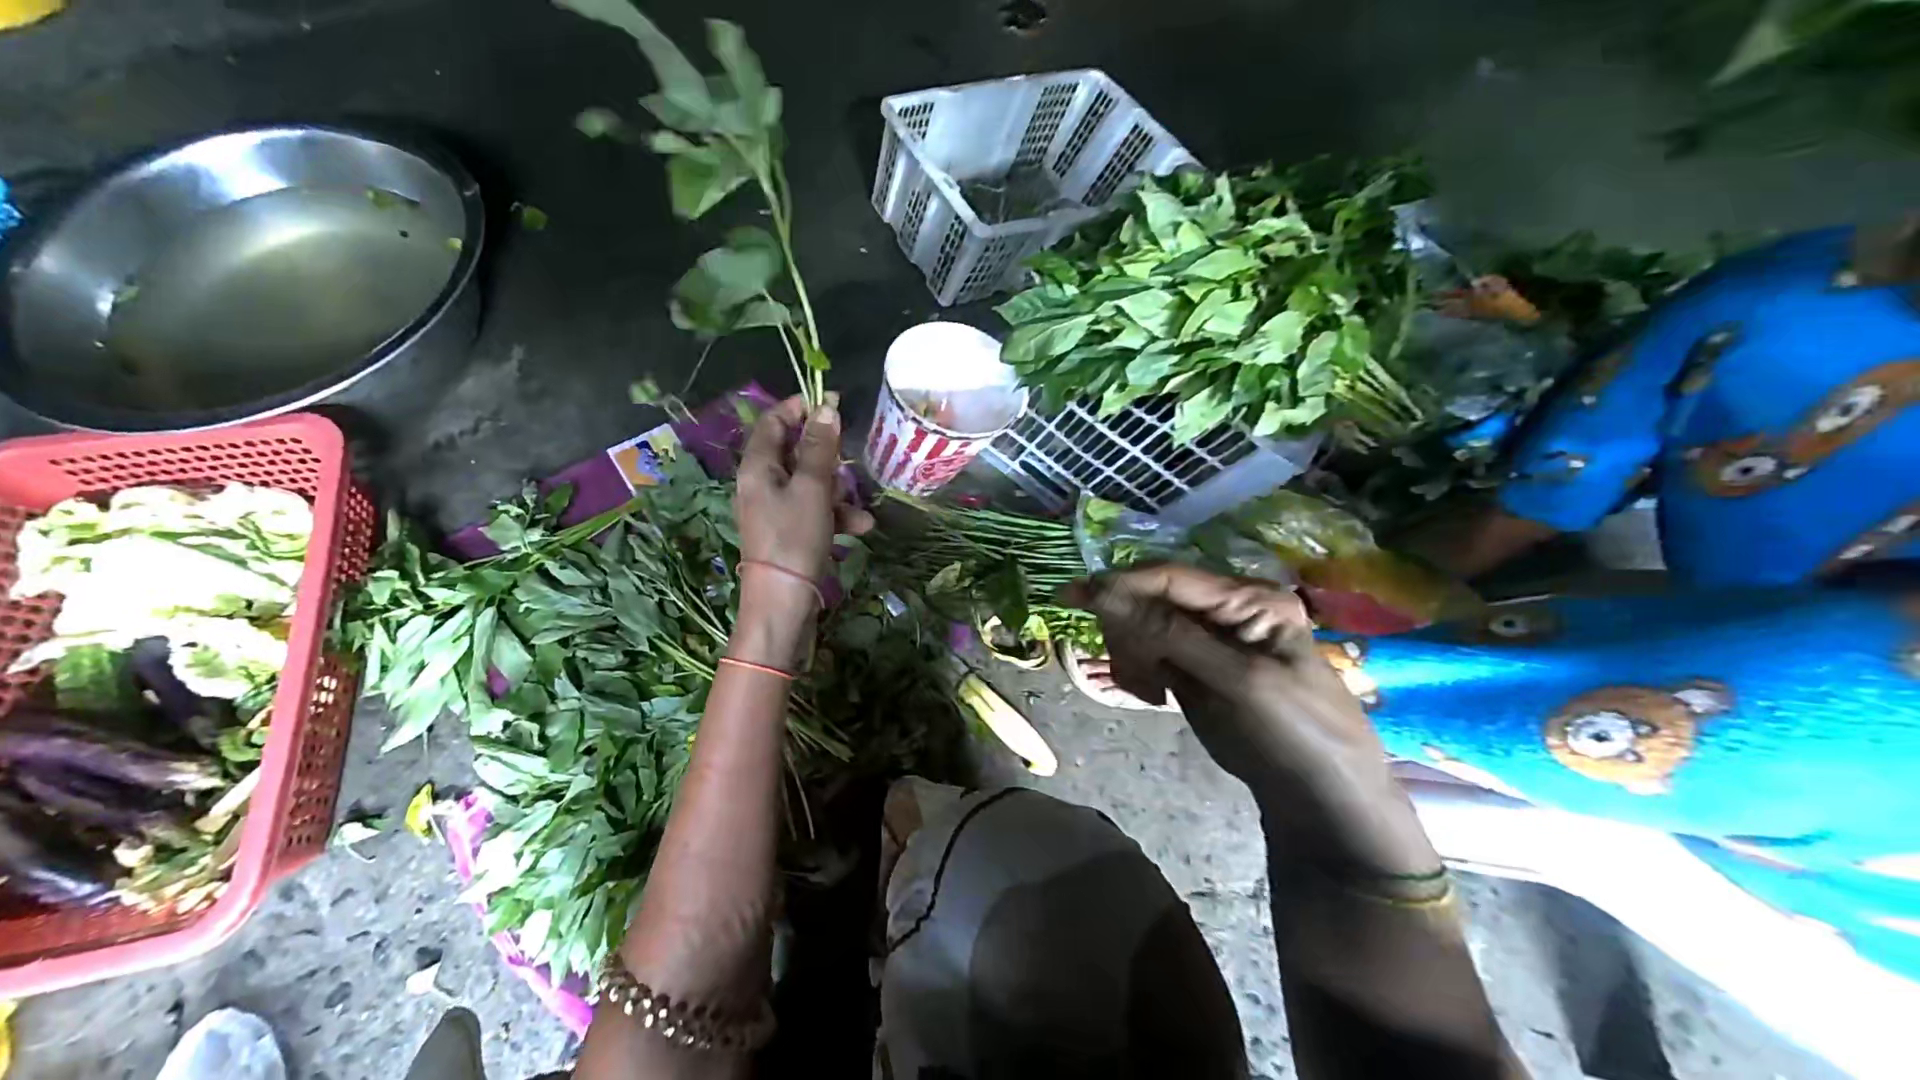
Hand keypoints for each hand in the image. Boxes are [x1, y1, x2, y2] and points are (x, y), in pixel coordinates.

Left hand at [730, 394, 872, 667]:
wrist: (784, 601)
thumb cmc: (795, 538)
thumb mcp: (813, 488)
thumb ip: (821, 448)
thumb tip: (826, 408)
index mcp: (756, 467)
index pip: (772, 423)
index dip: (799, 409)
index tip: (830, 403)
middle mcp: (760, 484)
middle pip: (795, 454)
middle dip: (828, 459)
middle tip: (848, 464)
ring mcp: (774, 510)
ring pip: (810, 484)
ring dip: (838, 492)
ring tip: (858, 508)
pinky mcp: (788, 532)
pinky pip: (814, 511)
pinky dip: (835, 515)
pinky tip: (859, 527)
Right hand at [1066, 565, 1416, 858]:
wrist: (1317, 797)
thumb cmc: (1294, 731)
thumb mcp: (1239, 680)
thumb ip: (1173, 634)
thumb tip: (1108, 593)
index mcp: (1250, 598)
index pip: (1172, 577)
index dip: (1123, 583)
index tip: (1075, 597)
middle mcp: (1226, 609)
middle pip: (1152, 598)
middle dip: (1130, 628)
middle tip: (1130, 672)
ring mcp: (1207, 639)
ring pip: (1143, 626)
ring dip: (1133, 654)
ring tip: (1148, 691)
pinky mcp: (1192, 666)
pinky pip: (1148, 654)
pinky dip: (1139, 671)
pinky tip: (1154, 696)